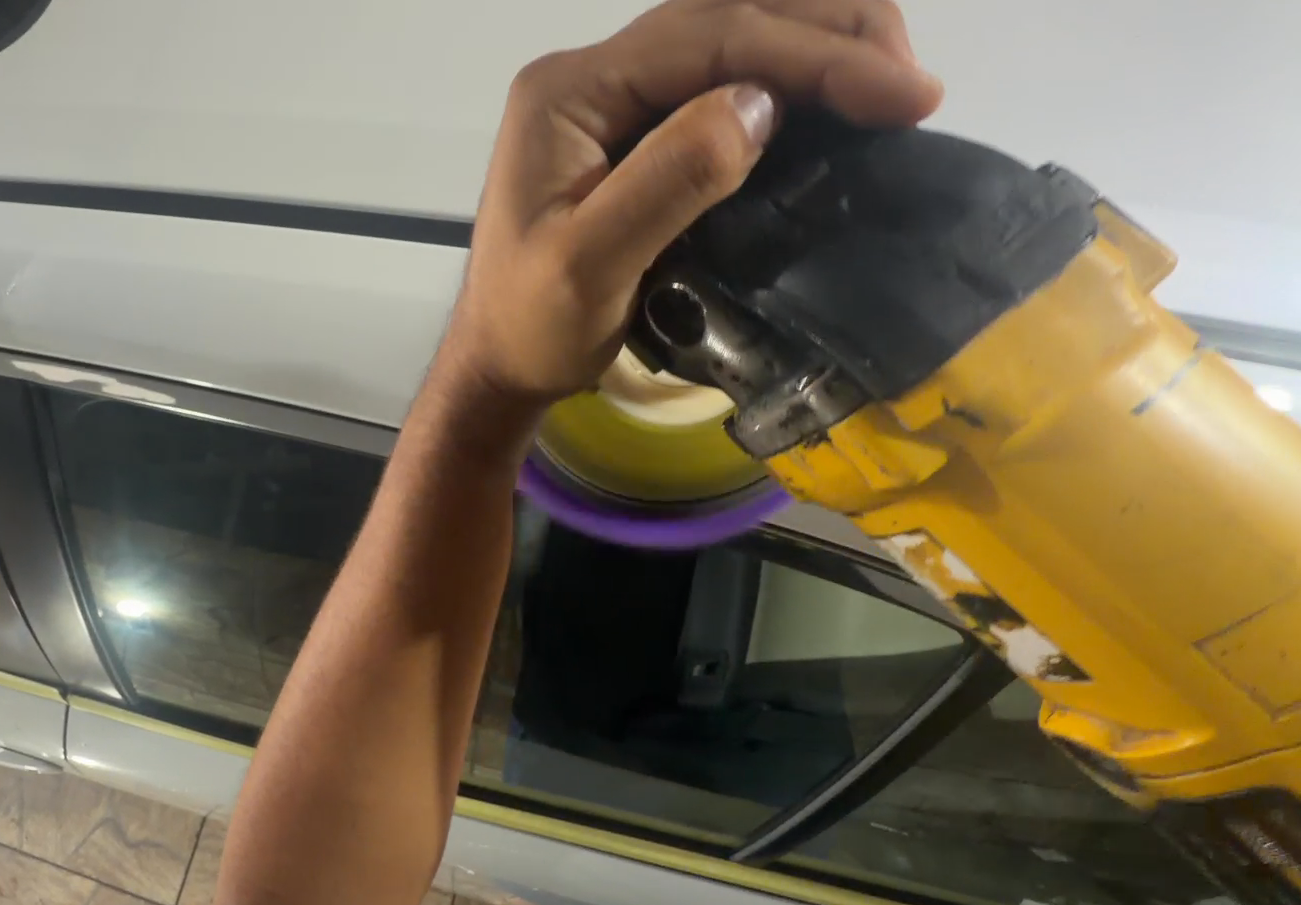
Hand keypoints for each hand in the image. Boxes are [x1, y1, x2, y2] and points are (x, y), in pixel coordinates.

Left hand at [443, 0, 943, 406]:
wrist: (498, 365)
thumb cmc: (531, 329)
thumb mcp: (588, 266)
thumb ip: (666, 181)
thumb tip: (760, 105)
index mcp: (568, 94)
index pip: (710, 34)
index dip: (815, 52)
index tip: (905, 94)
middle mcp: (585, 82)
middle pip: (723, 18)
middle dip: (826, 34)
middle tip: (910, 85)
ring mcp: (602, 109)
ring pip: (723, 47)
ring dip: (809, 53)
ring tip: (885, 86)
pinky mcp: (621, 143)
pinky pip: (708, 93)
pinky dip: (775, 92)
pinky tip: (822, 113)